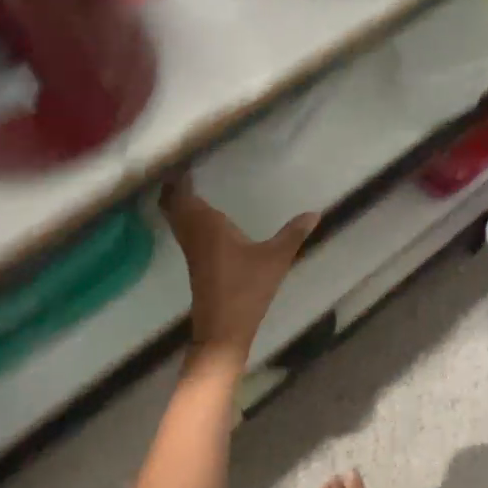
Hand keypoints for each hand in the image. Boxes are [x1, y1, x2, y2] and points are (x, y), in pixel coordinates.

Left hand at [161, 177, 316, 373]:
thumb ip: (293, 234)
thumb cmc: (246, 289)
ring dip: (178, 202)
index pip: (183, 195)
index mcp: (207, 226)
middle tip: (185, 167)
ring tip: (190, 184)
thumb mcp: (275, 259)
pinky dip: (186, 217)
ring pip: (176, 219)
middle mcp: (193, 234)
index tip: (183, 158)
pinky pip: (184, 230)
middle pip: (172, 205)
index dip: (179, 177)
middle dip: (174, 186)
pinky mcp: (195, 263)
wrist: (223, 329)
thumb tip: (315, 213)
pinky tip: (202, 217)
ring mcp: (191, 250)